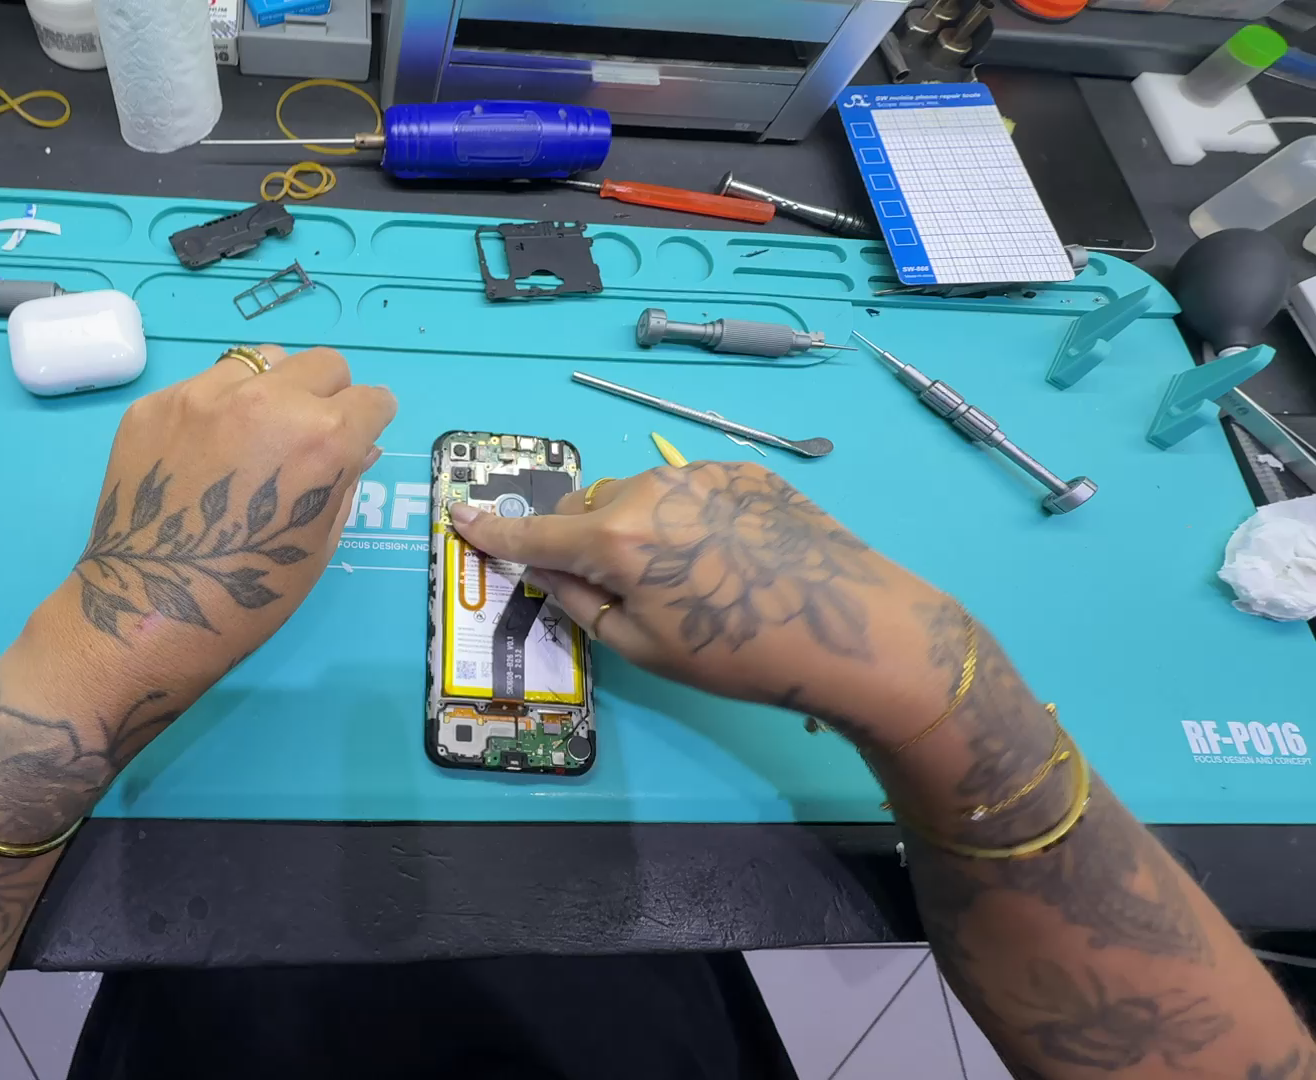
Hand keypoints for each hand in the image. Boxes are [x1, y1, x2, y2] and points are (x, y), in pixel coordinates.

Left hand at [45, 345, 395, 698]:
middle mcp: (268, 401)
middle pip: (324, 364)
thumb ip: (344, 482)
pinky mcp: (157, 404)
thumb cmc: (249, 596)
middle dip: (331, 394)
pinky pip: (208, 382)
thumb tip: (361, 446)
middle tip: (311, 434)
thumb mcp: (318, 545)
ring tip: (256, 432)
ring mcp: (205, 395)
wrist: (146, 608)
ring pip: (265, 360)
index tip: (363, 431)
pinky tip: (206, 450)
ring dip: (276, 388)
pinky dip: (223, 404)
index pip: (372, 399)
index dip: (373, 418)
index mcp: (322, 440)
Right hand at [448, 461, 945, 725]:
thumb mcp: (641, 647)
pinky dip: (674, 514)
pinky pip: (679, 487)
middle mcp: (646, 491)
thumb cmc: (739, 656)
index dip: (491, 531)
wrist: (861, 631)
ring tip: (677, 569)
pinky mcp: (739, 469)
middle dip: (575, 539)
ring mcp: (696, 473)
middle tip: (604, 579)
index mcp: (615, 541)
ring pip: (629, 493)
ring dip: (626, 524)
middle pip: (580, 508)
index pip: (533, 536)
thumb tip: (545, 571)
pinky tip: (719, 550)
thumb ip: (579, 601)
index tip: (458, 515)